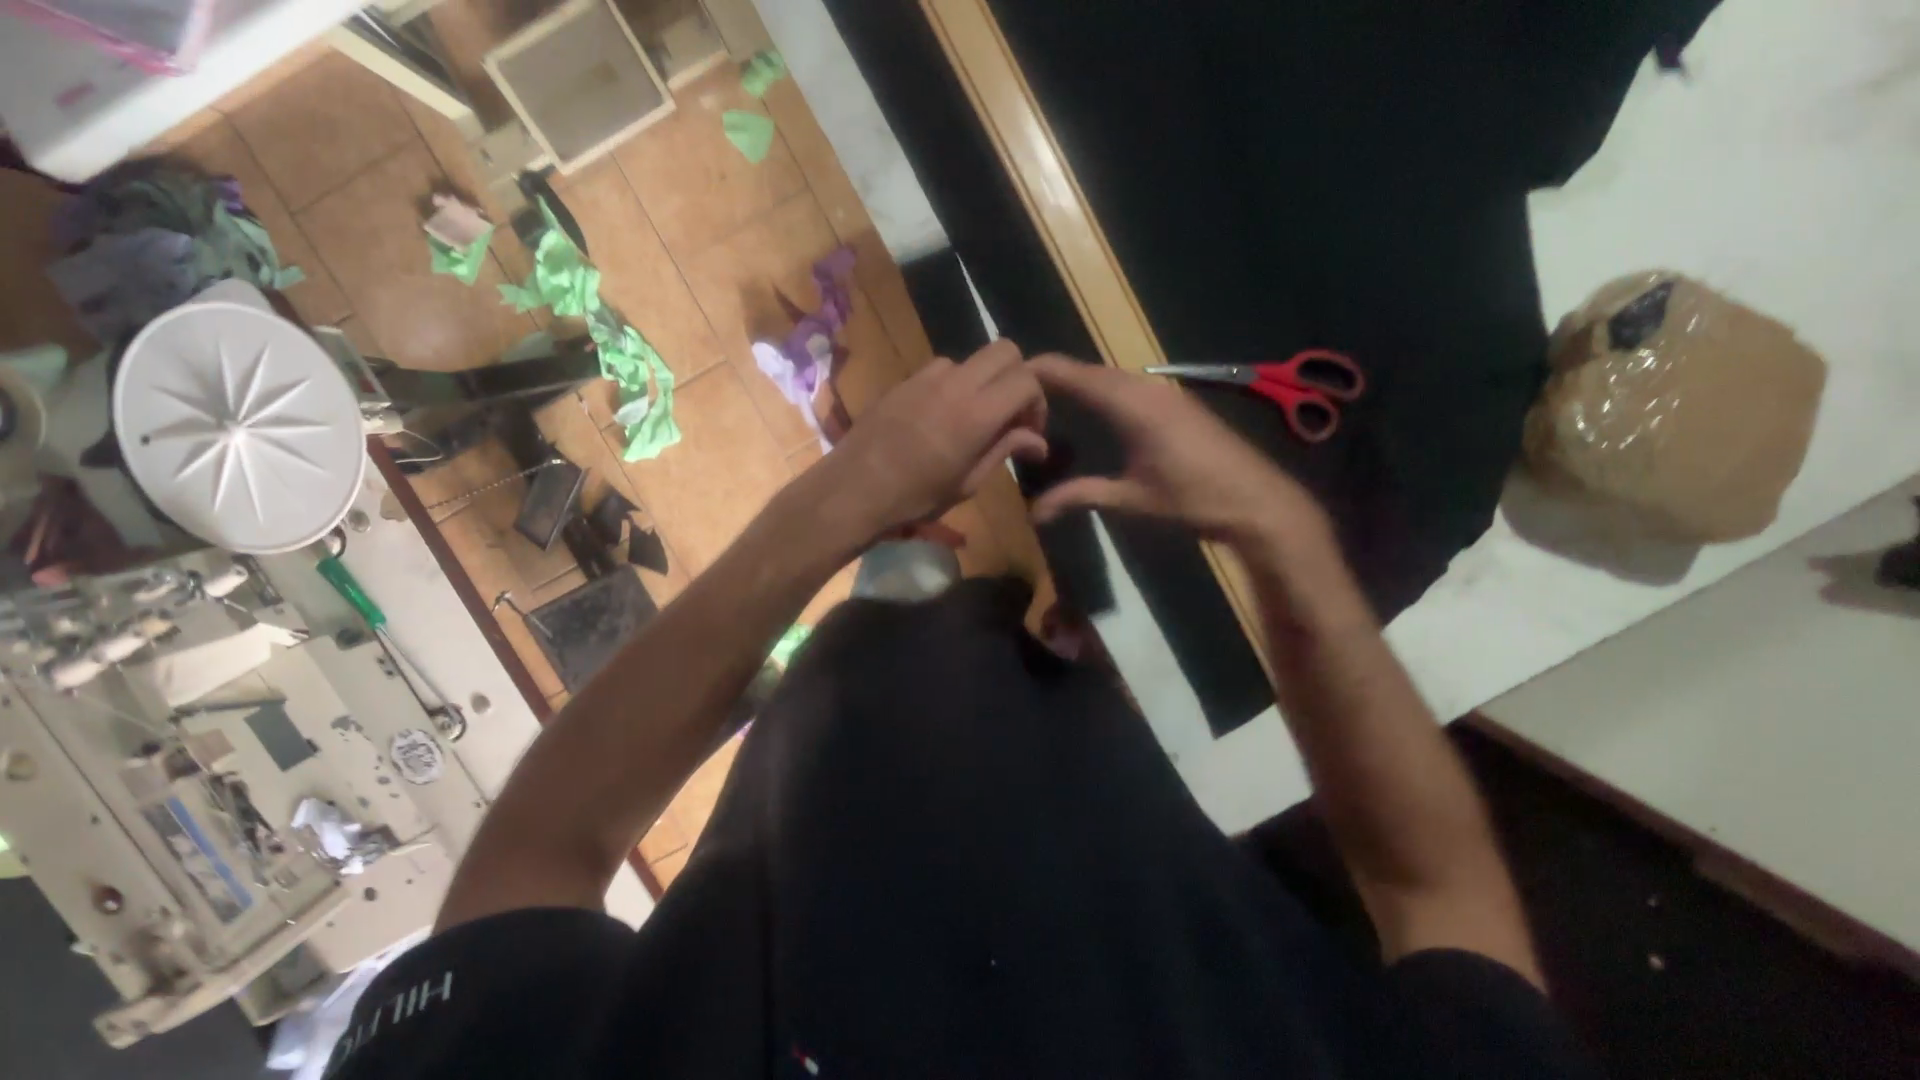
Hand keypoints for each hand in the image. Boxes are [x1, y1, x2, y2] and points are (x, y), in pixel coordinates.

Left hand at [824, 339, 1047, 536]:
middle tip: (1011, 414)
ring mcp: (926, 377)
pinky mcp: (904, 381)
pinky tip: (942, 418)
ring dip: (984, 381)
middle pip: (1005, 351)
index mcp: (976, 413)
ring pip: (972, 359)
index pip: (1027, 379)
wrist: (851, 491)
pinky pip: (942, 370)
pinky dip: (955, 385)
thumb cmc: (913, 499)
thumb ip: (1003, 450)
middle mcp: (955, 384)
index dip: (1037, 402)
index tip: (1030, 430)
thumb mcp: (966, 483)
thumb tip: (1038, 441)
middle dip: (1018, 377)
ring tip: (974, 418)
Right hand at [1028, 355, 1326, 543]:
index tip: (1003, 379)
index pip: (1072, 374)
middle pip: (1088, 371)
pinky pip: (1126, 386)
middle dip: (1051, 378)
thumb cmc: (1193, 499)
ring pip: (1108, 377)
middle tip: (1016, 397)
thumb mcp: (1130, 500)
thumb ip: (1079, 497)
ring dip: (1077, 384)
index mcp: (1130, 404)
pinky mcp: (1174, 403)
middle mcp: (1144, 388)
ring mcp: (1163, 393)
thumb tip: (1032, 514)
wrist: (1256, 500)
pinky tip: (1089, 413)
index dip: (1036, 371)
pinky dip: (1099, 392)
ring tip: (1044, 403)